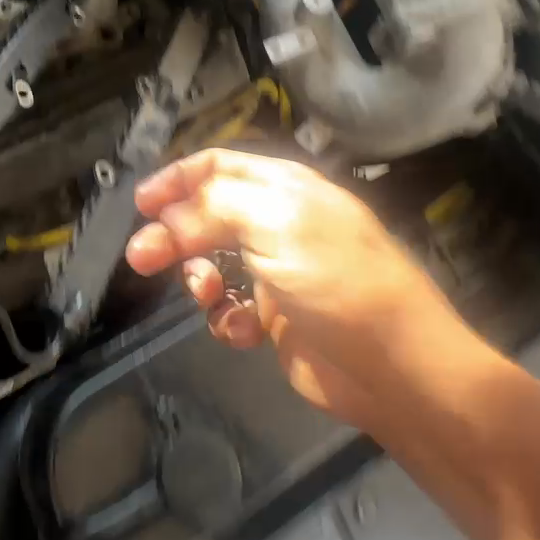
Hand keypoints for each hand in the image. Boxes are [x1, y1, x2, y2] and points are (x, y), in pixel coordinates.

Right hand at [124, 149, 474, 426]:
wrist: (399, 372)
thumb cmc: (339, 282)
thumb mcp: (275, 225)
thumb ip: (212, 207)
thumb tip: (166, 216)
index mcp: (286, 188)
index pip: (218, 166)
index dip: (176, 179)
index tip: (140, 204)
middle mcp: (279, 223)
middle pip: (207, 215)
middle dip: (174, 234)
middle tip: (142, 257)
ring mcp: (279, 271)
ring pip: (212, 262)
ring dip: (199, 278)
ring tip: (208, 296)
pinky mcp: (278, 318)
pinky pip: (231, 309)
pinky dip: (226, 318)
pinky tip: (242, 332)